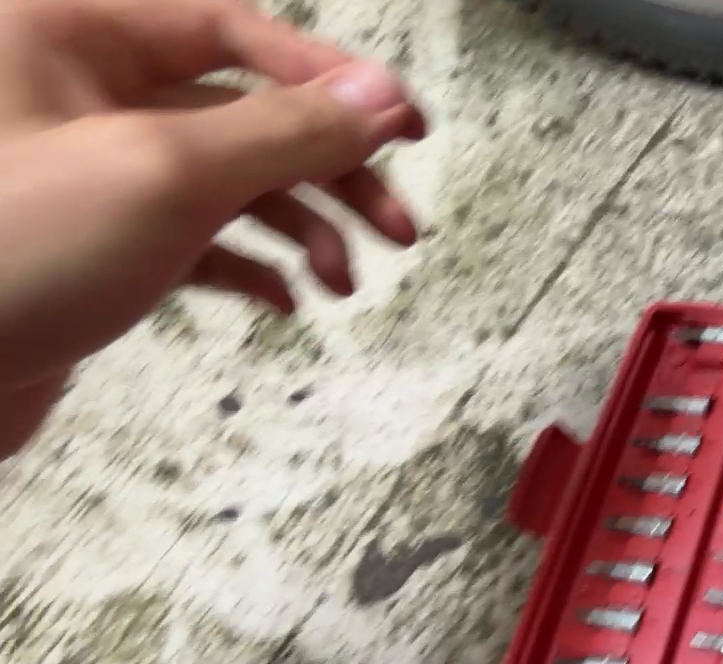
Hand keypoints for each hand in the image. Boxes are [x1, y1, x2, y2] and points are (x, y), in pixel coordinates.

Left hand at [0, 0, 424, 402]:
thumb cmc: (15, 251)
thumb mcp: (168, 175)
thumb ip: (286, 131)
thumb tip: (386, 95)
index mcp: (71, 39)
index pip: (235, 33)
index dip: (333, 81)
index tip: (413, 133)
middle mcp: (82, 94)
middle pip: (254, 119)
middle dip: (336, 179)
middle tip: (401, 234)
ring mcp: (96, 171)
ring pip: (240, 185)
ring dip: (310, 233)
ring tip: (343, 286)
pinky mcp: (105, 238)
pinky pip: (207, 239)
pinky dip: (258, 268)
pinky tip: (285, 301)